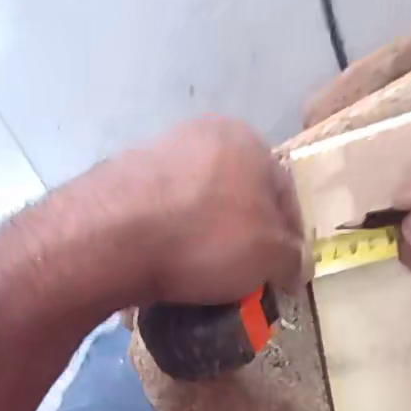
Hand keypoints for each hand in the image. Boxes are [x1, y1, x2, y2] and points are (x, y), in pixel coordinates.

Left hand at [55, 117, 308, 307]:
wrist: (112, 238)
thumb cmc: (208, 239)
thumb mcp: (271, 256)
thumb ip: (294, 259)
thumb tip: (298, 267)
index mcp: (249, 140)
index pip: (287, 196)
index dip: (292, 242)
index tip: (286, 275)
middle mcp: (206, 133)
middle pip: (245, 197)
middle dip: (252, 237)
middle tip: (253, 277)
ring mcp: (162, 150)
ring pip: (207, 204)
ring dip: (216, 238)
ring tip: (213, 276)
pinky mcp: (126, 175)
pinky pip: (170, 213)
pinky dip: (180, 237)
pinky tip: (177, 265)